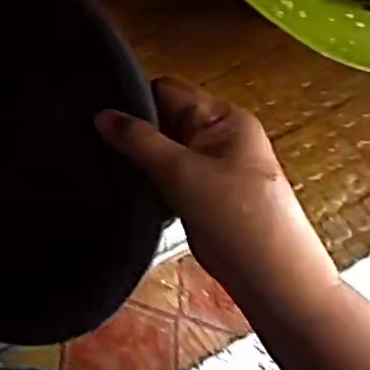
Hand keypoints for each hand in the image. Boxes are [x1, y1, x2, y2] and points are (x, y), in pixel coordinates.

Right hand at [96, 78, 339, 315]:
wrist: (270, 279)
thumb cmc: (236, 217)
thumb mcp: (179, 170)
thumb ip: (136, 138)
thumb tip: (100, 115)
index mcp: (224, 118)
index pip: (165, 90)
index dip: (133, 100)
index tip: (101, 116)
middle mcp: (217, 134)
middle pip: (158, 116)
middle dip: (132, 129)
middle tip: (100, 141)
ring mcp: (208, 162)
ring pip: (156, 144)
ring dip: (136, 154)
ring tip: (110, 163)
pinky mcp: (196, 187)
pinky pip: (159, 167)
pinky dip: (143, 173)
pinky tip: (126, 182)